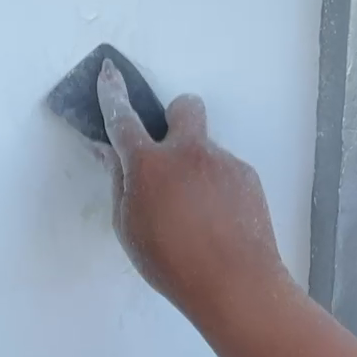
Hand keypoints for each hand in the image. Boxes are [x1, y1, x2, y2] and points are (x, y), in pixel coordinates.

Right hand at [96, 61, 292, 326]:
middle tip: (168, 149)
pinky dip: (214, 186)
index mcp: (149, 164)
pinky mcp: (247, 176)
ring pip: (205, 147)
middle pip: (184, 107)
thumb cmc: (169, 262)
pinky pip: (224, 170)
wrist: (236, 284)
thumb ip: (119, 182)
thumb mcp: (127, 227)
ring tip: (192, 213)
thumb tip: (109, 152)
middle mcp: (188, 151)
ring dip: (194, 165)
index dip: (113, 94)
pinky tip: (215, 222)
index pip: (123, 119)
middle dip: (173, 115)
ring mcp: (223, 161)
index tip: (110, 72)